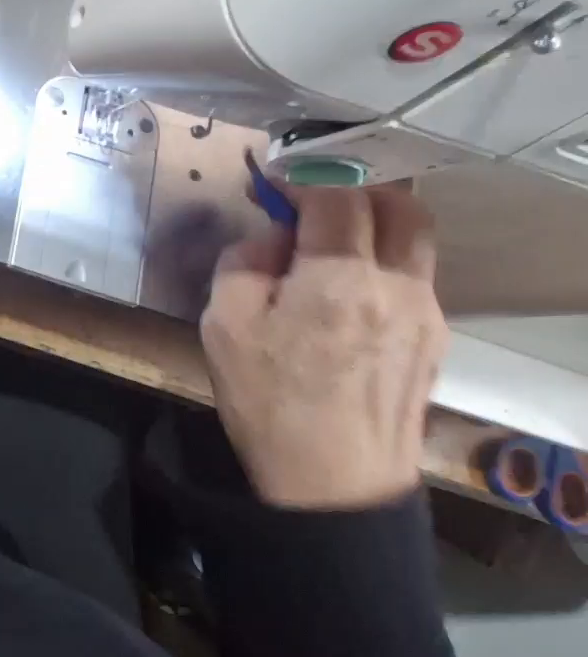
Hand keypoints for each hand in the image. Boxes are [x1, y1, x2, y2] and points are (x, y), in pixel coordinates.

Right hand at [200, 185, 448, 509]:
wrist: (334, 477)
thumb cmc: (268, 397)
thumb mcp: (223, 324)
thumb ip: (244, 264)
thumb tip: (271, 239)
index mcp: (340, 278)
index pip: (336, 198)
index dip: (301, 178)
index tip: (268, 182)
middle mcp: (398, 285)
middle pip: (399, 206)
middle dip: (351, 187)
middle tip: (305, 197)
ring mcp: (425, 312)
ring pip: (415, 238)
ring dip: (372, 219)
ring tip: (322, 235)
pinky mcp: (432, 337)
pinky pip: (412, 273)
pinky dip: (379, 256)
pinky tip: (339, 281)